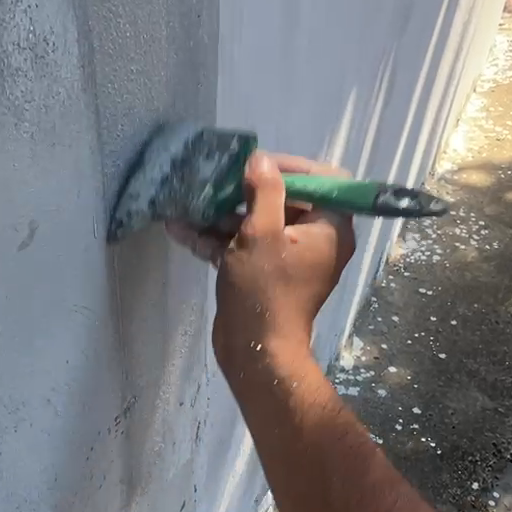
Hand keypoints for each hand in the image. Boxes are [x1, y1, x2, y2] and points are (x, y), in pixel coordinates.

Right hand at [167, 151, 356, 377]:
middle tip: (217, 182)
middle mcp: (315, 241)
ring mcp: (287, 260)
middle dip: (245, 191)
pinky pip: (244, 248)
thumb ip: (264, 191)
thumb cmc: (265, 291)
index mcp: (329, 228)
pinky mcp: (263, 276)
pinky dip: (217, 240)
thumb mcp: (261, 234)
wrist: (255, 352)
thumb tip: (260, 159)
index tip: (257, 165)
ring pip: (257, 225)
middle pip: (284, 201)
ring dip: (223, 216)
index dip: (291, 167)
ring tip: (189, 203)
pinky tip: (181, 228)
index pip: (324, 180)